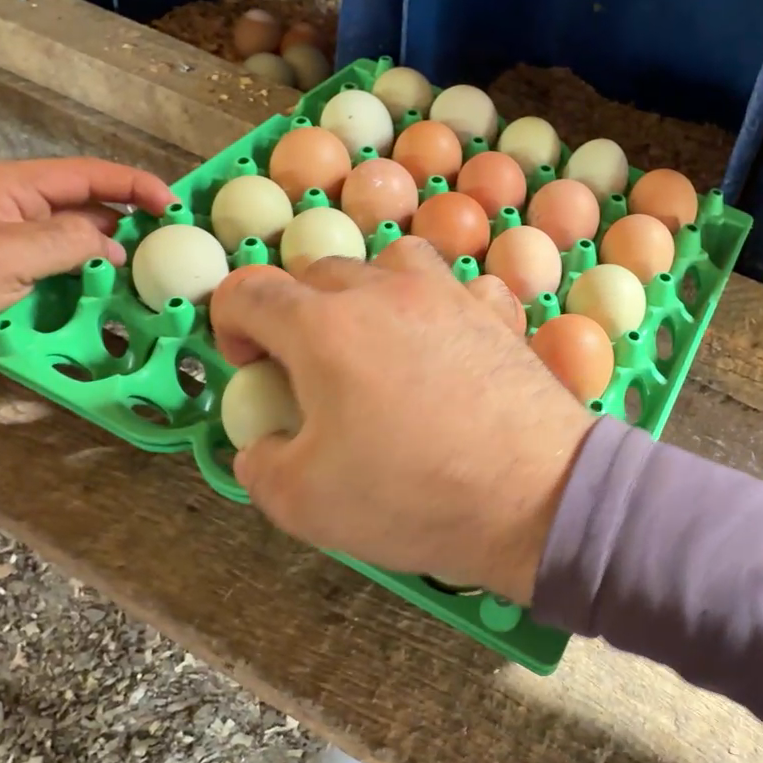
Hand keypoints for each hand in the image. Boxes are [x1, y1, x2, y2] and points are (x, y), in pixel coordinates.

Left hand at [0, 158, 174, 427]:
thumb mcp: (2, 258)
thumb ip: (67, 241)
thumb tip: (117, 245)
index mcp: (5, 188)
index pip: (86, 174)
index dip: (135, 185)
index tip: (175, 207)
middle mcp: (11, 212)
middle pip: (86, 205)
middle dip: (131, 220)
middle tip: (176, 244)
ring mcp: (9, 249)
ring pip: (78, 243)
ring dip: (113, 256)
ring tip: (156, 273)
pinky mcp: (9, 284)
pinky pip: (63, 275)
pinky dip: (91, 283)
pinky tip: (117, 299)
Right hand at [210, 238, 596, 604]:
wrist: (532, 494)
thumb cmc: (411, 495)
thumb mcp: (303, 502)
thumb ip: (261, 462)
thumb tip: (265, 441)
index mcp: (323, 327)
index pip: (250, 291)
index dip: (230, 323)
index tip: (249, 367)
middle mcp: (384, 291)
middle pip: (317, 272)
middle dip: (296, 311)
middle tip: (308, 369)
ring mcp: (448, 294)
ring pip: (390, 260)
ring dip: (367, 290)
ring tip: (375, 342)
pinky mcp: (496, 310)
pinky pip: (458, 286)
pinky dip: (439, 304)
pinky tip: (446, 344)